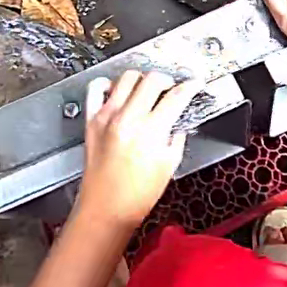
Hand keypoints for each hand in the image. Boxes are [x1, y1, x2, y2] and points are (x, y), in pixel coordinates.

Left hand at [72, 70, 202, 231]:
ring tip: (146, 89)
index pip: (176, 96)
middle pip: (152, 79)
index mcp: (151, 131)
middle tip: (171, 87)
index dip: (190, 86)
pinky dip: (107, 84)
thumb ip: (175, 137)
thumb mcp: (168, 166)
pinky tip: (116, 91)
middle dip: (167, 80)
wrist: (105, 209)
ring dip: (141, 79)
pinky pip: (95, 88)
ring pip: (127, 77)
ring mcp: (107, 116)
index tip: (194, 83)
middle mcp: (128, 119)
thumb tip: (178, 119)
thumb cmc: (136, 196)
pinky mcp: (91, 119)